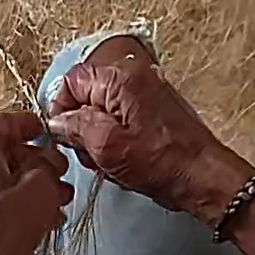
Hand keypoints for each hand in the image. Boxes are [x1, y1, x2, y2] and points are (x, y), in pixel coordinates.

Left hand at [0, 112, 72, 254]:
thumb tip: (49, 160)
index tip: (46, 132)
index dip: (31, 125)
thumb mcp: (41, 185)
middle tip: (60, 173)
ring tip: (59, 200)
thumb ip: (48, 163)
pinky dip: (22, 202)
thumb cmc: (5, 227)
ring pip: (6, 177)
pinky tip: (45, 216)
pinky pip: (0, 198)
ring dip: (35, 185)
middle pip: (7, 152)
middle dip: (39, 163)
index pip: (5, 122)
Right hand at [45, 57, 254, 225]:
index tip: (61, 135)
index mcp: (120, 79)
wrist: (199, 176)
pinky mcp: (148, 113)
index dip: (60, 109)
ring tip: (108, 161)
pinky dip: (110, 143)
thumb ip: (75, 126)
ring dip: (95, 141)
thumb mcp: (106, 145)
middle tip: (90, 153)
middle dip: (79, 129)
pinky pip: (115, 124)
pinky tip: (119, 161)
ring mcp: (142, 96)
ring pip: (98, 114)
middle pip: (84, 98)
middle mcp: (132, 78)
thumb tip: (56, 122)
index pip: (71, 81)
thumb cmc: (160, 162)